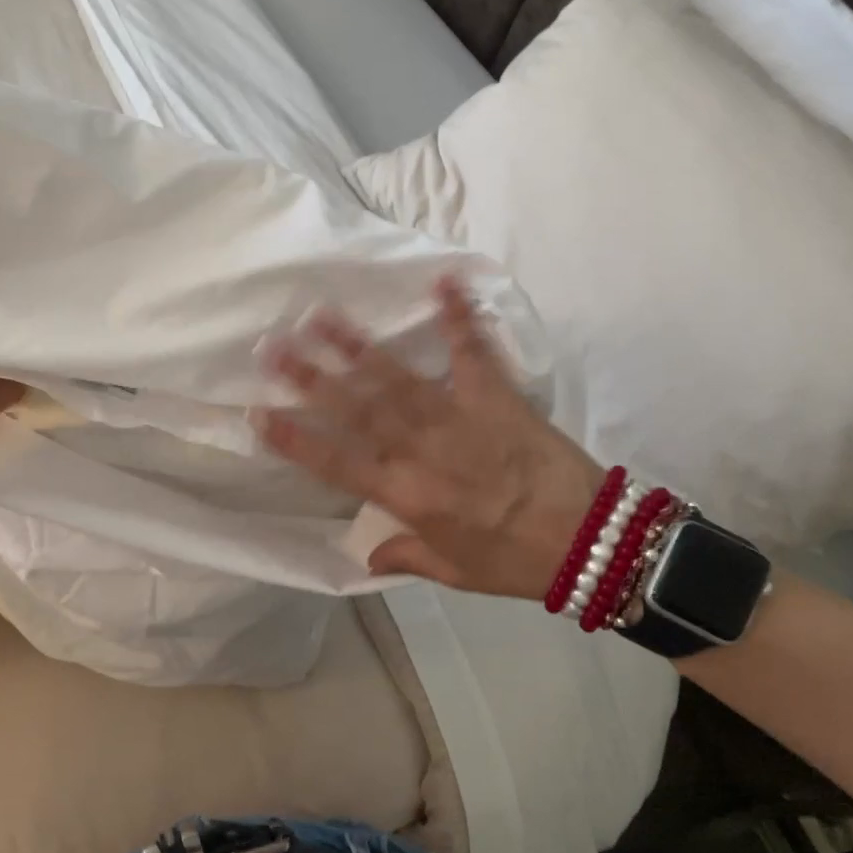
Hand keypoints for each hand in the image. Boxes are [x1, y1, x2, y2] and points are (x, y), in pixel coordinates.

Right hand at [254, 278, 602, 598]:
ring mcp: (458, 419)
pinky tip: (442, 280)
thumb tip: (365, 552)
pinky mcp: (497, 398)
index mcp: (406, 496)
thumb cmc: (516, 562)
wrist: (594, 544)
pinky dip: (459, 315)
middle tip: (273, 346)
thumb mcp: (455, 572)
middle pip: (356, 410)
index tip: (258, 413)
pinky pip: (474, 352)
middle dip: (310, 377)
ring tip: (322, 315)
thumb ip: (406, 556)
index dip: (294, 439)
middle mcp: (421, 452)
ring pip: (397, 379)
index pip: (336, 464)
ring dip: (357, 346)